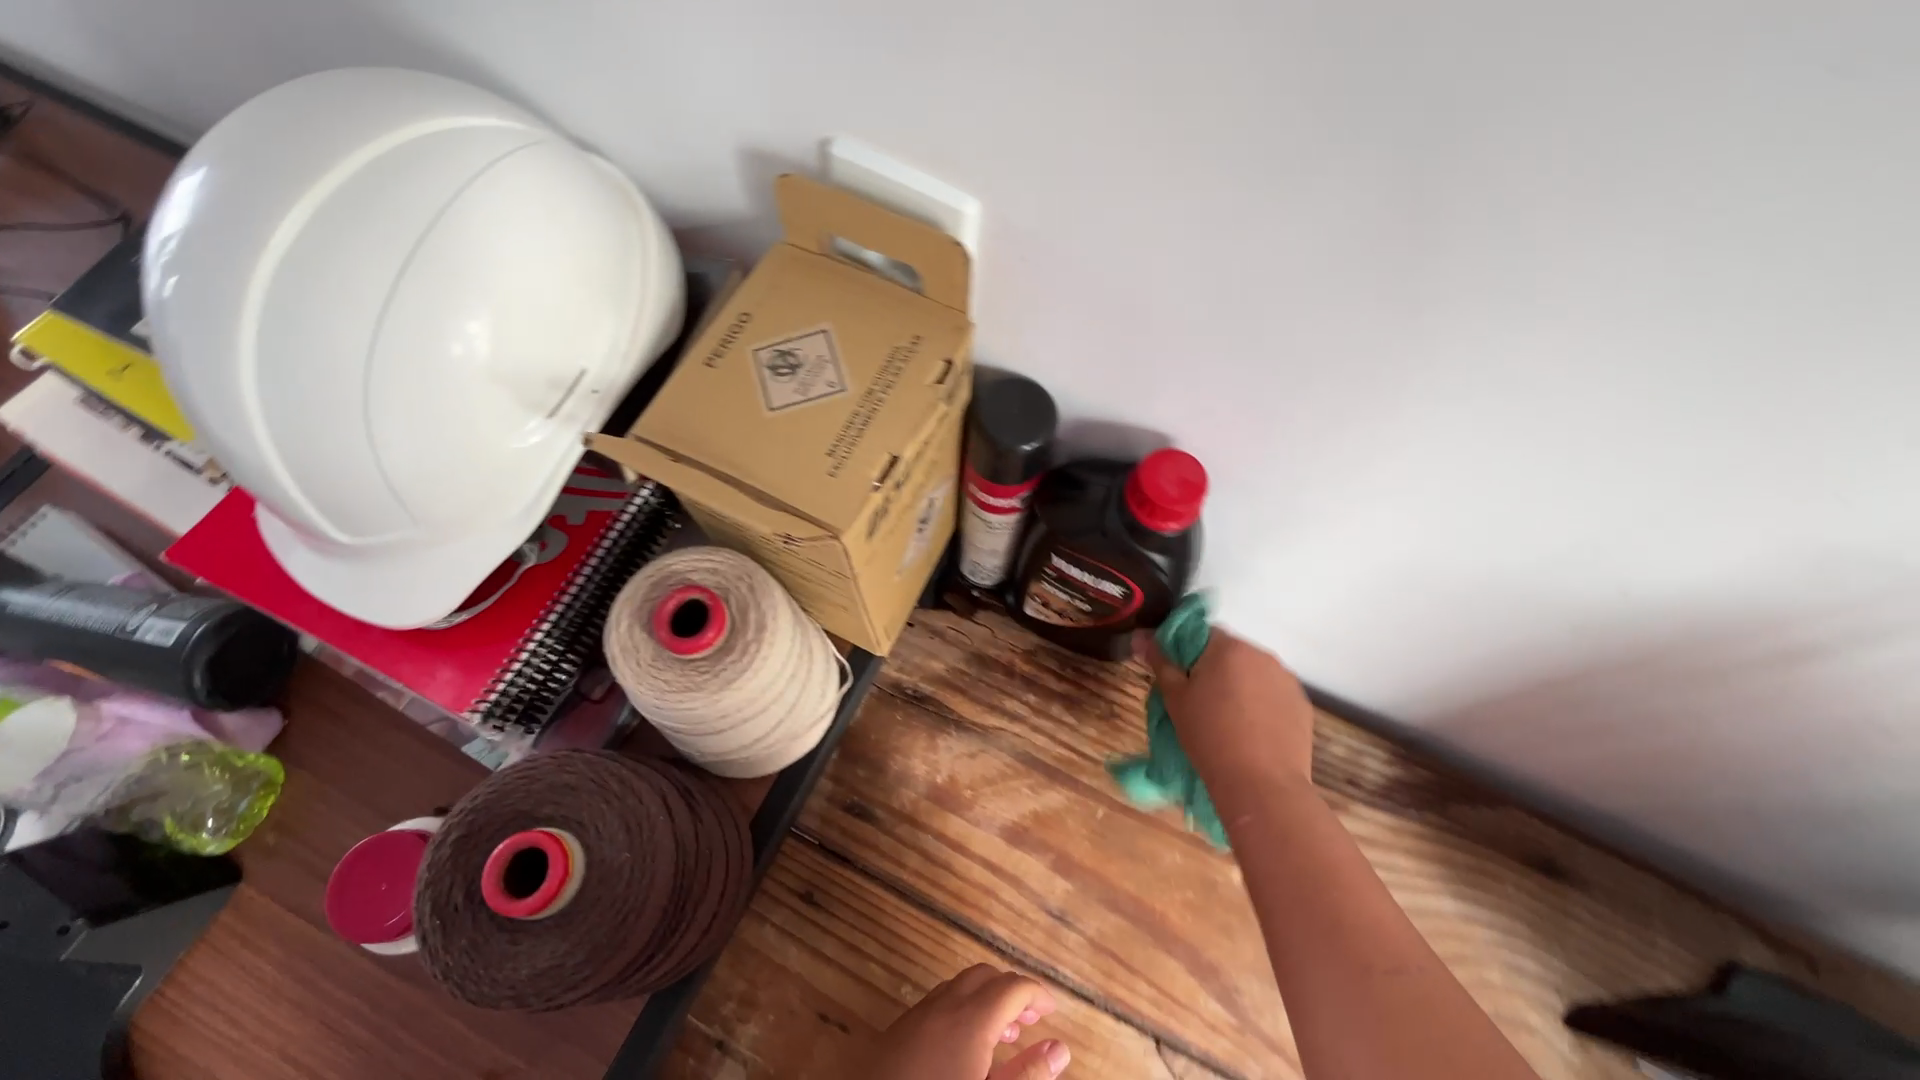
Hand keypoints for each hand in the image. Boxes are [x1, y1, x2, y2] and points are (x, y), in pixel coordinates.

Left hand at [869, 965, 1070, 1078]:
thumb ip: (1027, 1075)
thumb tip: (1059, 1048)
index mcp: (971, 1019)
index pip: (1013, 987)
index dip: (1037, 994)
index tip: (1052, 1010)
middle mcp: (943, 1006)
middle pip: (985, 976)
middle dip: (1011, 991)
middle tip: (1029, 1020)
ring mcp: (916, 1015)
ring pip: (958, 986)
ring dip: (984, 998)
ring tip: (1001, 1035)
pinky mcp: (897, 1031)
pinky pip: (937, 1001)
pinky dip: (960, 1007)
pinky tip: (963, 1045)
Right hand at [1134, 627, 1313, 797]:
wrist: (1260, 784)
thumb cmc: (1208, 736)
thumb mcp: (1175, 699)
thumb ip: (1160, 662)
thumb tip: (1140, 635)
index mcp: (1228, 647)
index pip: (1201, 633)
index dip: (1186, 653)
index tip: (1179, 679)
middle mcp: (1262, 654)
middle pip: (1230, 653)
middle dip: (1215, 670)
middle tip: (1199, 703)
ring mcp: (1286, 680)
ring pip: (1254, 674)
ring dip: (1240, 687)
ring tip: (1228, 721)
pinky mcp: (1302, 705)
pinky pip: (1274, 696)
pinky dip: (1262, 706)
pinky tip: (1252, 732)